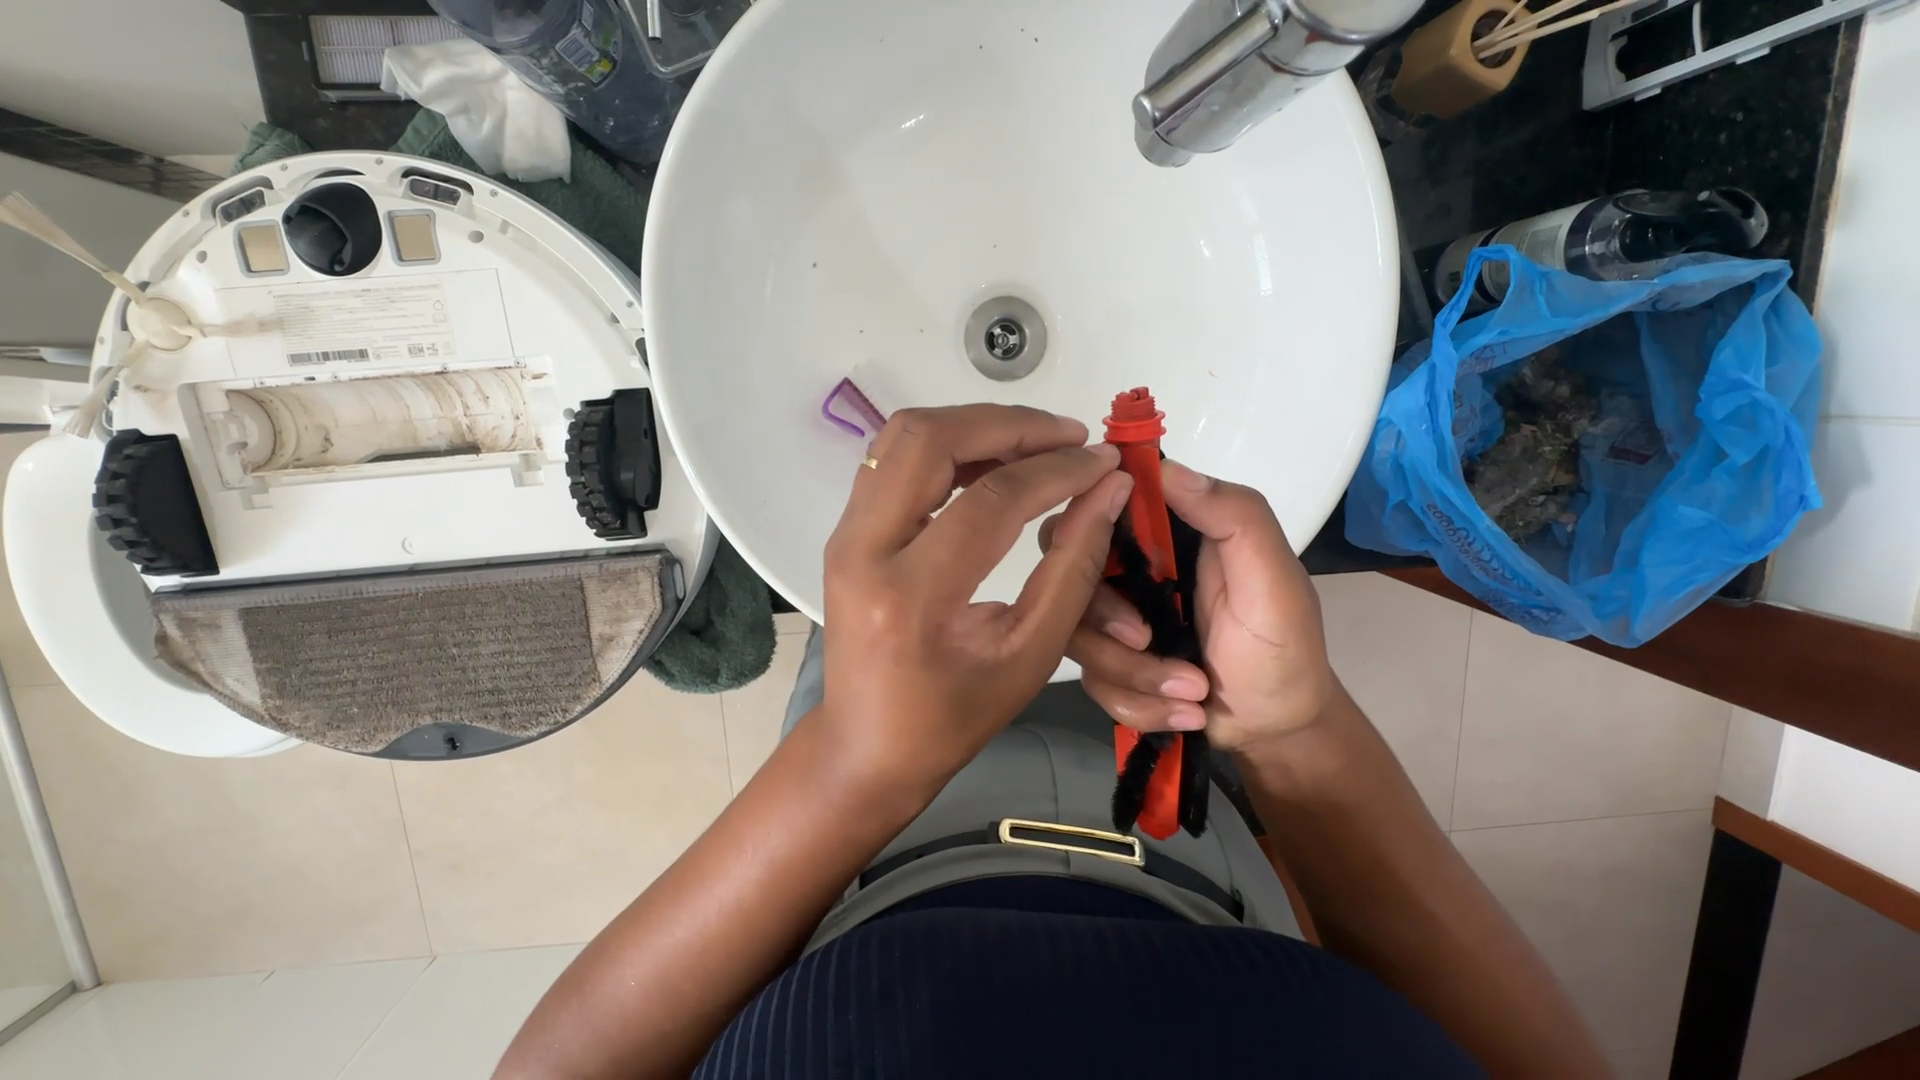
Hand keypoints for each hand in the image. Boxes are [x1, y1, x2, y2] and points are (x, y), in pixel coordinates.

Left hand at [811, 405, 1133, 793]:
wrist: (869, 744)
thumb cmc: (953, 716)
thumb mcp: (1029, 655)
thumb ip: (1073, 568)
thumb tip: (1107, 488)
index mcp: (911, 596)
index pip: (991, 501)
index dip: (1057, 471)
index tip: (1105, 460)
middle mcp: (863, 550)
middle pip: (930, 440)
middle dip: (1010, 424)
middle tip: (1070, 437)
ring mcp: (845, 535)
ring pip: (905, 438)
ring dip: (976, 427)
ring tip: (1039, 446)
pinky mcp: (846, 531)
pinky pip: (896, 461)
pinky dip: (949, 448)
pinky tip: (995, 465)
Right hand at [1042, 460, 1340, 754]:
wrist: (1276, 729)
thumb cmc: (1283, 646)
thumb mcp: (1272, 577)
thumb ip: (1234, 515)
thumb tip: (1167, 469)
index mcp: (1168, 534)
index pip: (1102, 503)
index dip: (1088, 521)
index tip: (1106, 557)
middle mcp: (1132, 569)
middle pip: (1068, 571)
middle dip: (1104, 617)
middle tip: (1145, 639)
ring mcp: (1116, 620)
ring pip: (1077, 634)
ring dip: (1134, 673)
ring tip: (1191, 691)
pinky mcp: (1111, 665)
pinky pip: (1093, 680)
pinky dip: (1139, 703)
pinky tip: (1183, 712)